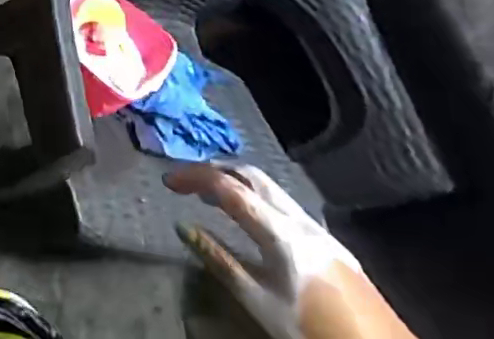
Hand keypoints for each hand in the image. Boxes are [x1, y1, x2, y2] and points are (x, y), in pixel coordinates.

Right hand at [166, 165, 412, 338]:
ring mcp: (316, 226)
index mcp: (279, 231)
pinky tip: (247, 219)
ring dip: (235, 181)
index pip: (228, 186)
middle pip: (250, 175)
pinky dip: (254, 197)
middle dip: (214, 170)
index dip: (193, 177)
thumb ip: (221, 262)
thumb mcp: (260, 303)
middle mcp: (298, 218)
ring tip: (209, 196)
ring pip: (267, 186)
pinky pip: (281, 202)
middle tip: (187, 182)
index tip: (167, 182)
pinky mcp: (326, 239)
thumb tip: (184, 228)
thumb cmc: (313, 332)